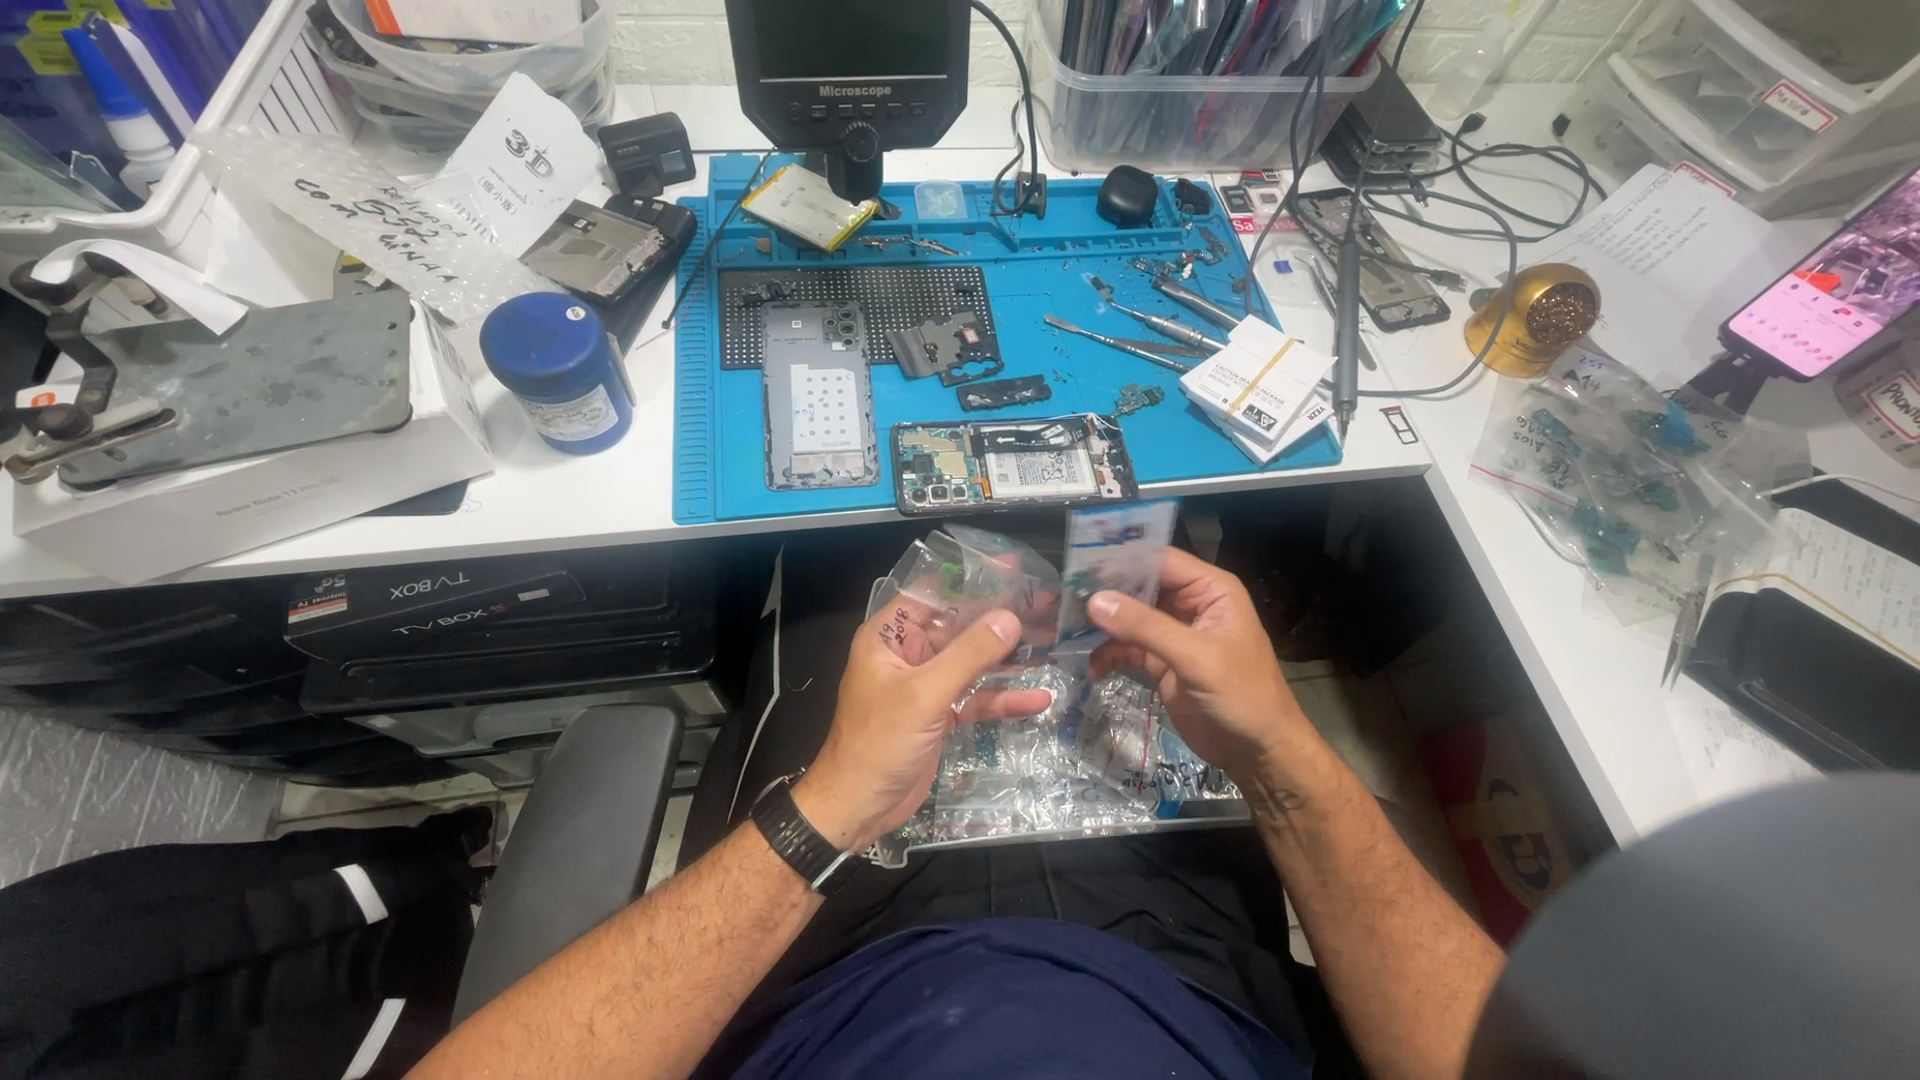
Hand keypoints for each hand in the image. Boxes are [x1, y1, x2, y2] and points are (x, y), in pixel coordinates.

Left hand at [795, 601, 1054, 851]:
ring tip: (1053, 642)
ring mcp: (926, 685)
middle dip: (1000, 619)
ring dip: (1008, 657)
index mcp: (889, 636)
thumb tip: (1010, 618)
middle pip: (959, 627)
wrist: (857, 808)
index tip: (1016, 569)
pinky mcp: (940, 715)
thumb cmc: (878, 743)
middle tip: (1046, 605)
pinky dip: (1003, 698)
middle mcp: (907, 654)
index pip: (934, 594)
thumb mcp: (924, 695)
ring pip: (972, 662)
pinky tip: (1038, 699)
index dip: (973, 580)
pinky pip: (975, 698)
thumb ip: (968, 655)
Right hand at [1087, 549, 1321, 789]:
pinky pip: (1127, 648)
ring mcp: (1174, 634)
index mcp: (1210, 590)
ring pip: (1129, 618)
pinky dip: (1108, 655)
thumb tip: (1095, 601)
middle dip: (1105, 593)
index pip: (1160, 561)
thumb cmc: (1242, 696)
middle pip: (1139, 586)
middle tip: (1064, 599)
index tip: (1081, 566)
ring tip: (1067, 633)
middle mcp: (1190, 604)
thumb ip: (1146, 627)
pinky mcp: (1161, 662)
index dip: (1122, 560)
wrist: (1258, 752)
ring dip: (1101, 626)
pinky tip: (1093, 668)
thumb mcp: (1196, 657)